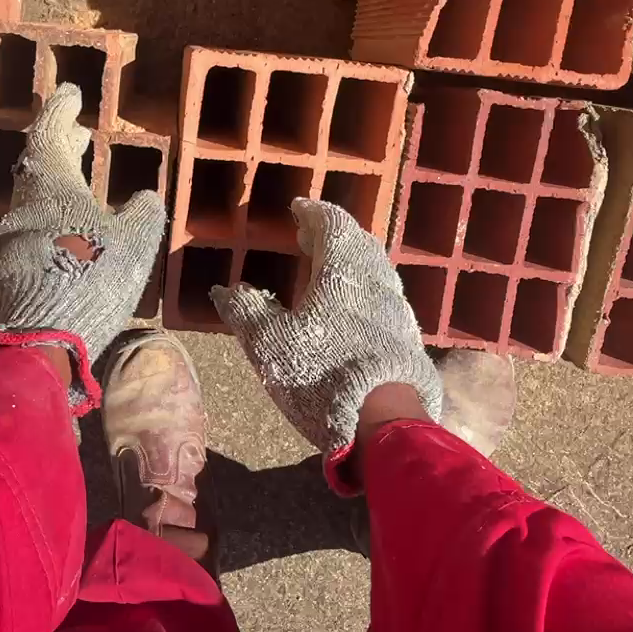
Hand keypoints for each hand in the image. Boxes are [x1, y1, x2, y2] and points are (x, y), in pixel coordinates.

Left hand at [0, 83, 166, 409]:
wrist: (40, 343)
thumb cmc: (90, 279)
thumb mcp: (134, 241)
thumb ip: (143, 212)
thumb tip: (143, 197)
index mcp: (49, 187)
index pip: (47, 133)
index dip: (59, 110)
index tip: (68, 93)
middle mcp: (22, 207)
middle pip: (37, 166)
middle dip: (60, 147)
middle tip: (78, 133)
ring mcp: (10, 242)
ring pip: (34, 200)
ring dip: (57, 185)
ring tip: (81, 179)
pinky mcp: (10, 274)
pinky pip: (34, 231)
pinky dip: (53, 218)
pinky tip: (71, 232)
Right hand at [210, 199, 441, 494]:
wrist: (385, 423)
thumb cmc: (321, 372)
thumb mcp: (269, 342)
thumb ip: (246, 311)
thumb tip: (225, 290)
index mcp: (344, 271)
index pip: (333, 225)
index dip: (314, 214)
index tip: (299, 208)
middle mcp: (376, 282)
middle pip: (359, 244)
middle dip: (334, 235)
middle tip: (310, 236)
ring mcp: (398, 312)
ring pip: (375, 272)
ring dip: (352, 263)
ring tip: (330, 270)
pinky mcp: (407, 341)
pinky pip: (384, 299)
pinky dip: (363, 290)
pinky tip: (353, 312)